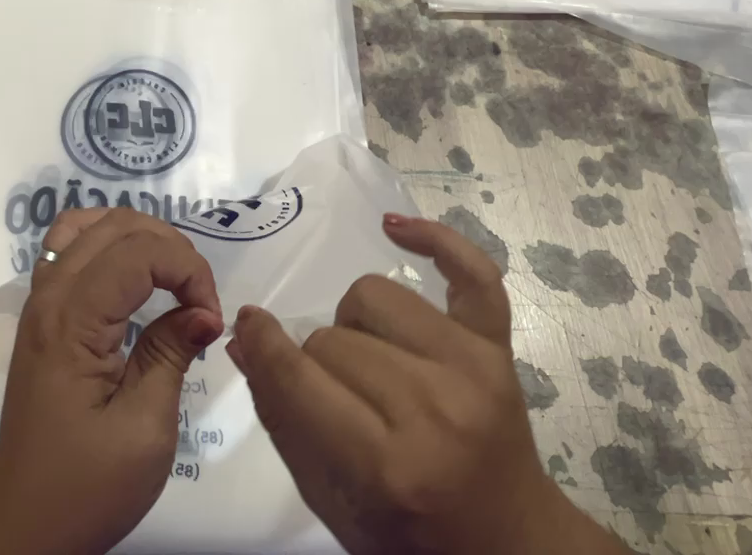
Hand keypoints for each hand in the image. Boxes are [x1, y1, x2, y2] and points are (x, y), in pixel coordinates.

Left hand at [0, 208, 223, 554]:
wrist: (24, 522)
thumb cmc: (87, 485)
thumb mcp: (146, 429)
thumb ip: (172, 354)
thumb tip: (204, 312)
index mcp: (72, 322)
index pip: (138, 253)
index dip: (187, 270)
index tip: (211, 317)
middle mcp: (49, 298)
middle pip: (114, 226)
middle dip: (169, 247)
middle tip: (198, 299)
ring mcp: (39, 303)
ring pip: (85, 225)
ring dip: (137, 236)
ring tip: (171, 275)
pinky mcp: (41, 316)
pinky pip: (68, 250)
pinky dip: (106, 243)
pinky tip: (132, 271)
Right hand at [227, 212, 627, 554]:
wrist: (508, 541)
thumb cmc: (411, 534)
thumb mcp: (332, 501)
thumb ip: (283, 419)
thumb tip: (243, 341)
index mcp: (389, 466)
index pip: (302, 378)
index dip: (264, 347)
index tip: (246, 324)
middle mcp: (435, 408)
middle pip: (332, 339)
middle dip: (316, 363)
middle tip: (335, 396)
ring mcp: (473, 368)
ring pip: (373, 297)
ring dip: (355, 324)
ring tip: (368, 357)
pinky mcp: (498, 346)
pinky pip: (471, 271)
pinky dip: (435, 239)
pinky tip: (393, 227)